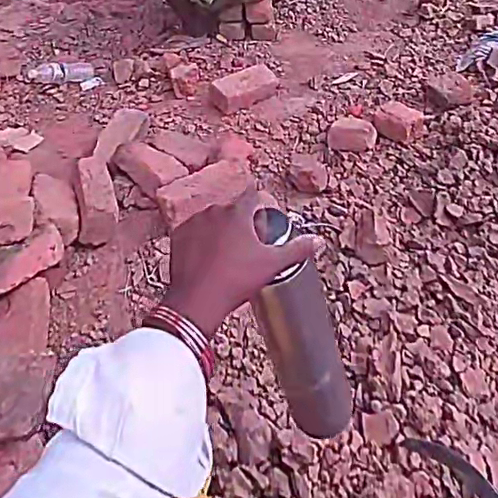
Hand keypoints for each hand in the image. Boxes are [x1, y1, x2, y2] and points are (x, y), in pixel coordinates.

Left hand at [160, 193, 319, 337]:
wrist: (197, 299)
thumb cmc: (235, 280)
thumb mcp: (272, 264)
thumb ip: (297, 249)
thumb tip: (319, 241)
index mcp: (237, 212)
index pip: (253, 197)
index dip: (260, 209)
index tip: (263, 223)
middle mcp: (214, 210)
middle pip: (233, 211)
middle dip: (240, 224)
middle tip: (246, 249)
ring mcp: (194, 221)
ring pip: (212, 220)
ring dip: (219, 231)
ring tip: (225, 257)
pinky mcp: (178, 234)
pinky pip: (194, 232)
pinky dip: (200, 241)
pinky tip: (206, 259)